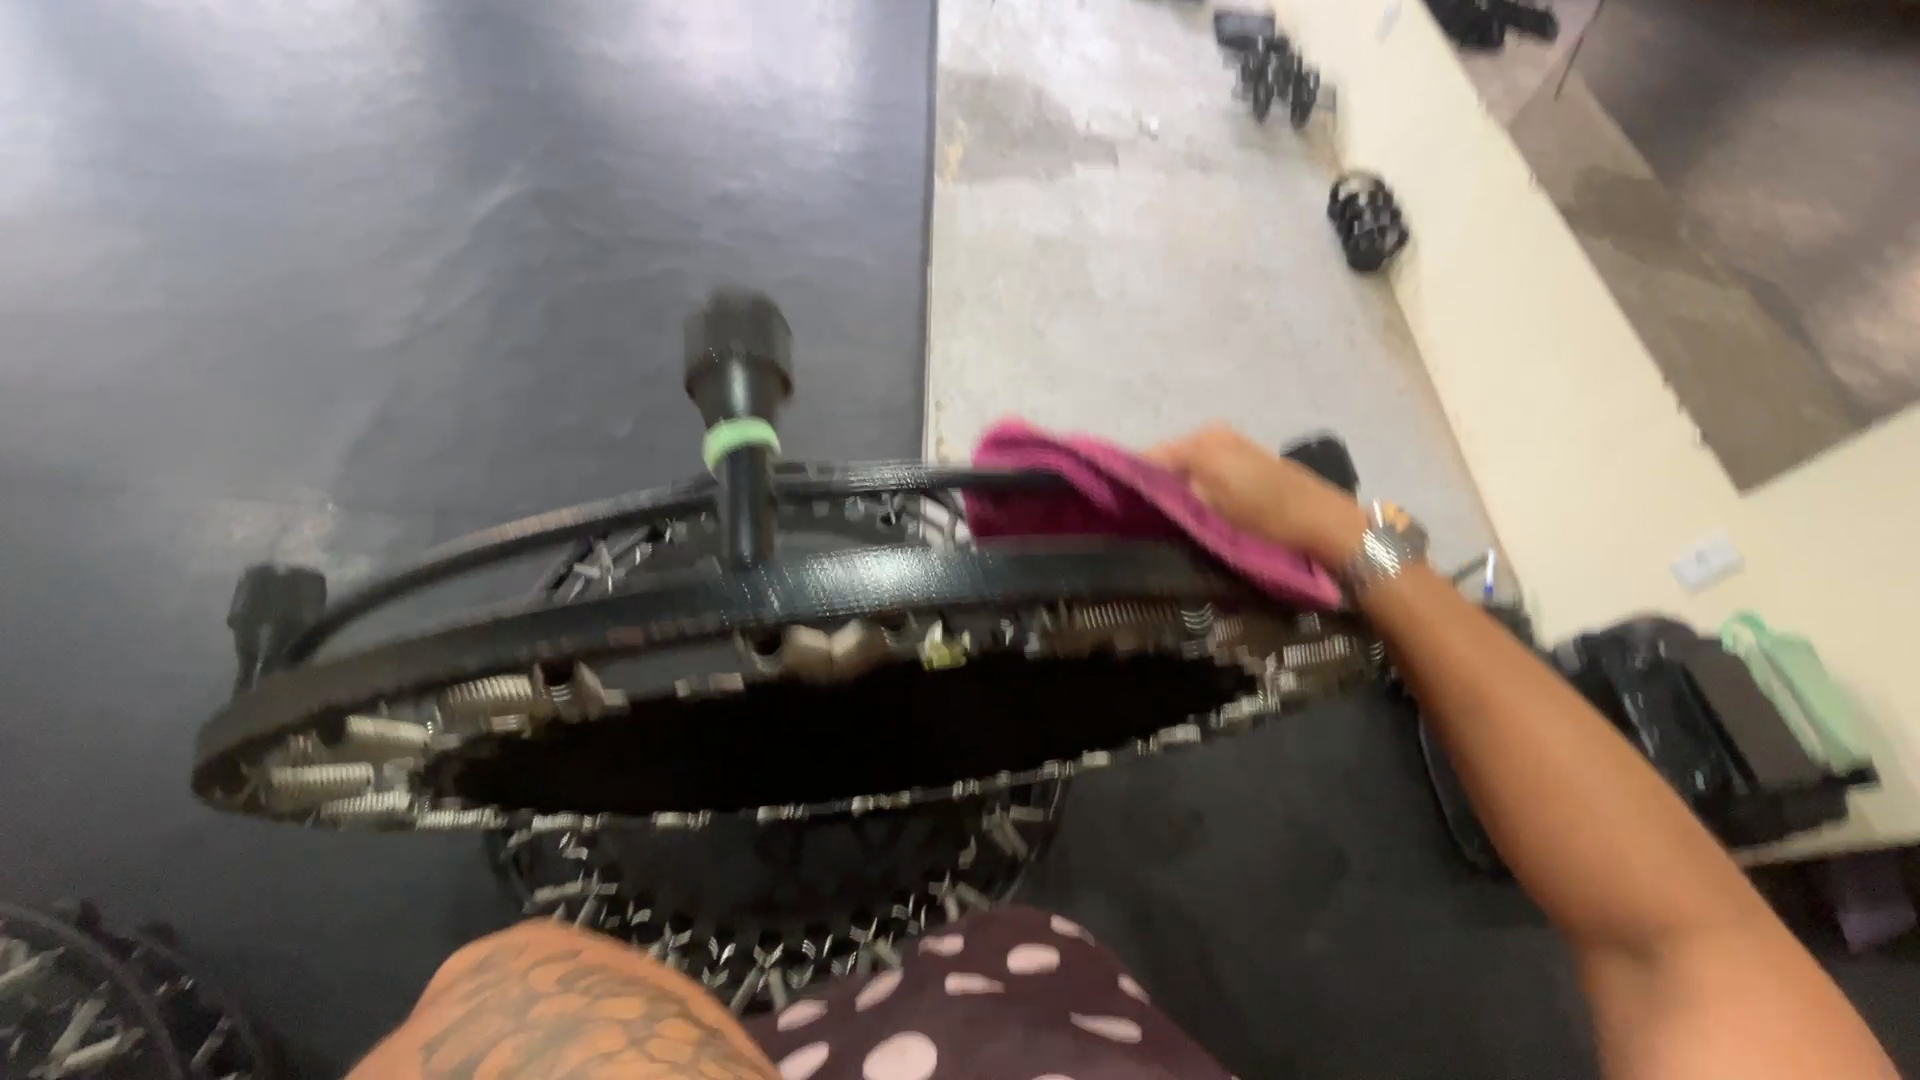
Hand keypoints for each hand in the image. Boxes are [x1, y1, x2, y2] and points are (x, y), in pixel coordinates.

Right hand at [1147, 425, 1367, 564]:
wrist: (1322, 522)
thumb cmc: (1263, 514)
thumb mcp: (1209, 505)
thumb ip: (1170, 491)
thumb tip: (1138, 488)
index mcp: (1201, 440)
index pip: (1149, 456)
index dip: (1129, 480)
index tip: (1114, 508)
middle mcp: (1213, 435)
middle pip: (1165, 460)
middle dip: (1150, 484)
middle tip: (1134, 517)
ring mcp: (1230, 447)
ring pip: (1183, 467)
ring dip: (1170, 489)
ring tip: (1157, 517)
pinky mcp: (1243, 462)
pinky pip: (1202, 471)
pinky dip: (1190, 488)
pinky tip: (1187, 509)